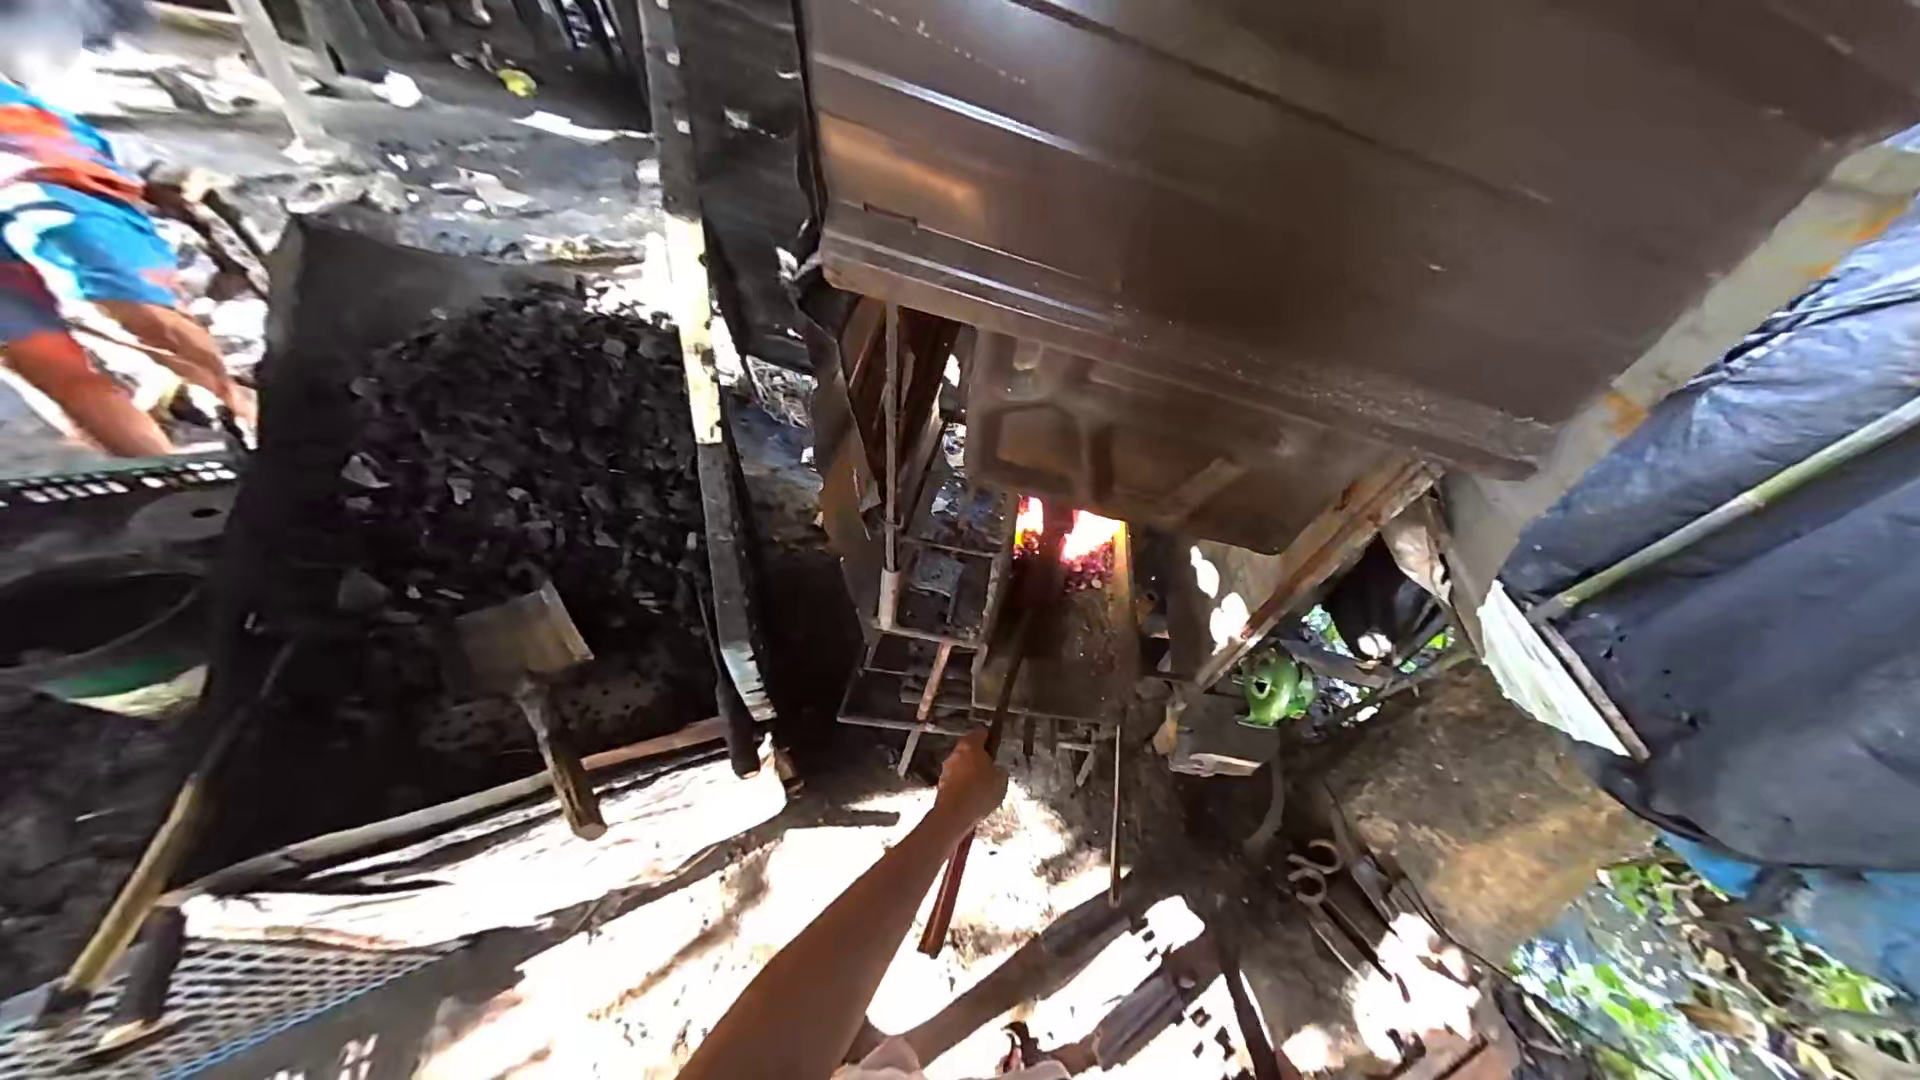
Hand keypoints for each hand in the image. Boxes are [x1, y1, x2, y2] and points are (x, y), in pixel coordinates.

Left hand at [933, 732, 1007, 826]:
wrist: (954, 814)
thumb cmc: (980, 791)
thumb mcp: (1001, 780)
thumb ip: (1000, 770)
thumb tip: (996, 768)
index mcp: (970, 745)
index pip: (981, 733)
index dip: (990, 739)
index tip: (996, 748)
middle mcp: (955, 752)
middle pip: (969, 749)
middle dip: (979, 757)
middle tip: (991, 769)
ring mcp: (946, 768)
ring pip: (961, 765)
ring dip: (970, 771)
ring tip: (982, 786)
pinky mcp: (941, 784)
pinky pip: (956, 780)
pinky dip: (963, 784)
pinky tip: (971, 796)